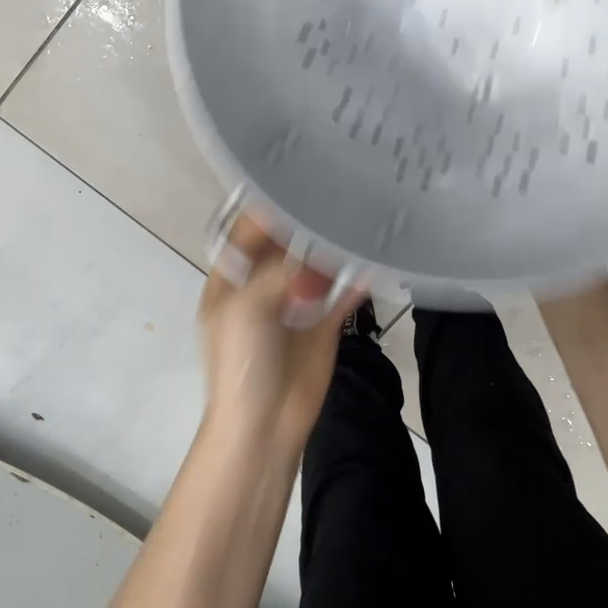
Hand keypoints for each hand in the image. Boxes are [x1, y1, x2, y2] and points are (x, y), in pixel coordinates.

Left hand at [198, 214, 362, 453]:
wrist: (263, 426)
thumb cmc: (241, 362)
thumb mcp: (247, 307)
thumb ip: (281, 271)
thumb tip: (319, 251)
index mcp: (231, 278)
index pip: (248, 230)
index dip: (268, 207)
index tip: (298, 181)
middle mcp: (262, 283)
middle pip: (287, 243)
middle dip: (308, 223)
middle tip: (340, 193)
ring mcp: (295, 302)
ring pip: (318, 264)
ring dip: (335, 247)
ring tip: (363, 218)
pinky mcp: (324, 323)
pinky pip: (343, 292)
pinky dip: (357, 277)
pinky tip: (376, 259)